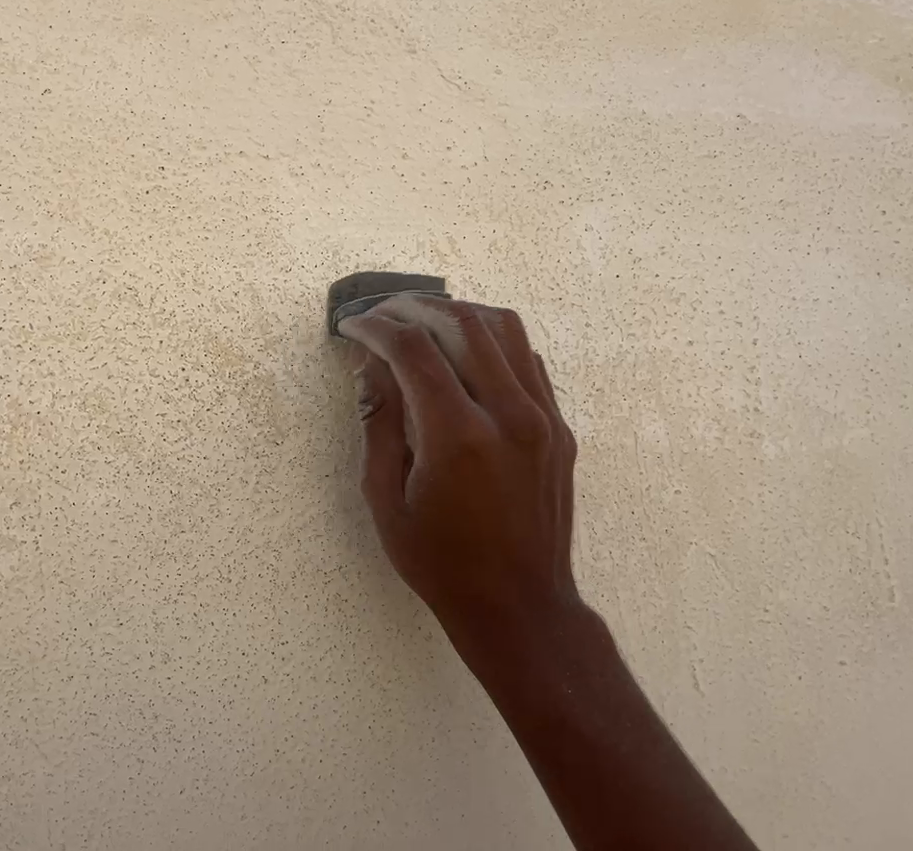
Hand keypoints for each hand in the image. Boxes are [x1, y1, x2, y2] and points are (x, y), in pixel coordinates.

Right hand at [336, 296, 581, 667]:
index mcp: (458, 436)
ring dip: (455, 313)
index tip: (351, 326)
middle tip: (380, 314)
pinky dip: (490, 341)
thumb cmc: (439, 561)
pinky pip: (526, 359)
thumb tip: (369, 367)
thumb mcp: (384, 498)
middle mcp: (509, 415)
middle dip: (411, 307)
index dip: (374, 328)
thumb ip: (377, 423)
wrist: (519, 605)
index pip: (412, 350)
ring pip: (503, 329)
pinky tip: (462, 354)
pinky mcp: (560, 427)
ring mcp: (543, 418)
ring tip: (419, 320)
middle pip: (461, 324)